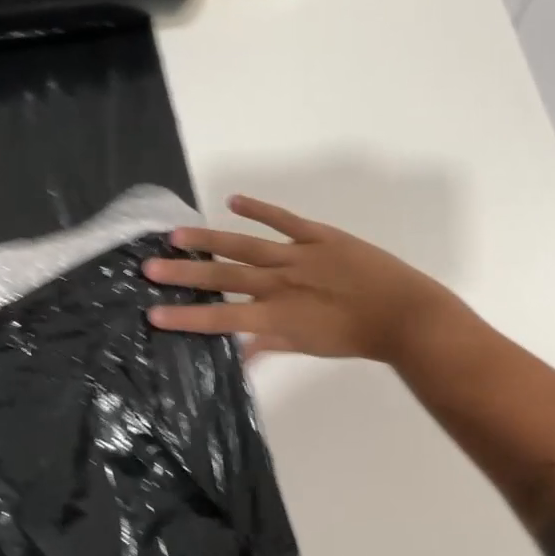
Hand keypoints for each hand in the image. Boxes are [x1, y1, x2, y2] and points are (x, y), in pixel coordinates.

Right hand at [145, 194, 469, 363]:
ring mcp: (298, 255)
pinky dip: (259, 209)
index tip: (153, 313)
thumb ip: (269, 345)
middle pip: (223, 277)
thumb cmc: (356, 337)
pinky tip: (233, 200)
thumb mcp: (308, 346)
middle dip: (183, 273)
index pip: (221, 317)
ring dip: (208, 240)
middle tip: (149, 266)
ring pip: (244, 245)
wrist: (405, 314)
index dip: (185, 316)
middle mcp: (279, 283)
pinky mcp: (319, 236)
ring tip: (175, 235)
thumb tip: (237, 355)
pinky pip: (283, 220)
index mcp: (276, 315)